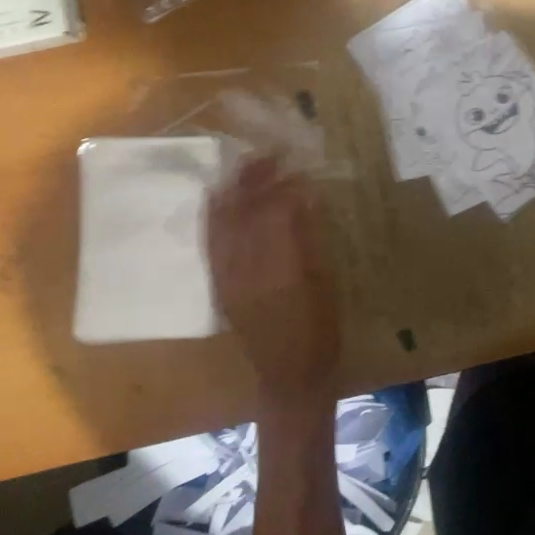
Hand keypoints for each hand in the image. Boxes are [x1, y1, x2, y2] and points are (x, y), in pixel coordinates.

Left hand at [208, 156, 339, 405]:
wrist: (289, 378)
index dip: (284, 184)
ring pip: (221, 225)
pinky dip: (214, 217)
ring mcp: (226, 279)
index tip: (297, 165)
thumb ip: (310, 237)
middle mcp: (244, 270)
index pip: (273, 212)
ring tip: (245, 168)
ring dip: (232, 192)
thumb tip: (305, 194)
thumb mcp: (324, 282)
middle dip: (253, 179)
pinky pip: (210, 244)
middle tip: (268, 156)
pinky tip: (220, 200)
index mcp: (278, 268)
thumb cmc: (319, 331)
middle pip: (242, 213)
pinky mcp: (219, 287)